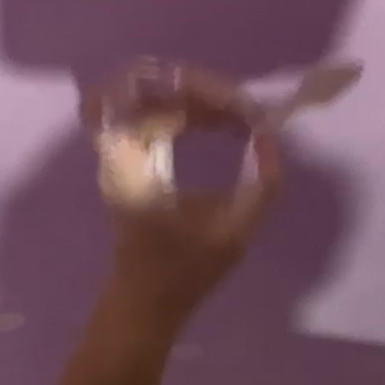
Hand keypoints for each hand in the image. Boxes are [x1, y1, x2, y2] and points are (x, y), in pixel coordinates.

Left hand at [82, 66, 283, 336]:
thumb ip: (262, 184)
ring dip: (197, 97)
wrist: (144, 302)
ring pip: (152, 91)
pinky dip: (186, 107)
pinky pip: (153, 108)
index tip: (246, 114)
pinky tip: (219, 124)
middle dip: (204, 90)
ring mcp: (118, 145)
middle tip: (243, 112)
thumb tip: (270, 136)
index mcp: (129, 159)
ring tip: (236, 117)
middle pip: (150, 82)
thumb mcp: (234, 233)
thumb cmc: (185, 272)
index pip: (157, 94)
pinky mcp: (130, 151)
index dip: (206, 93)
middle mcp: (115, 144)